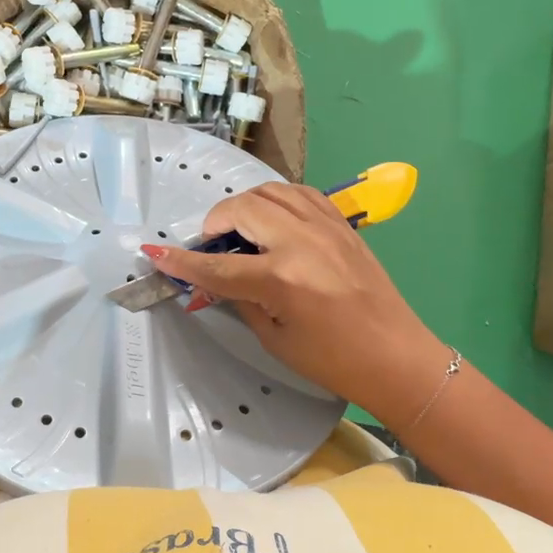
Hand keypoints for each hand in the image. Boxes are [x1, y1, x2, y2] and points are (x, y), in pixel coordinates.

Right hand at [144, 183, 442, 420]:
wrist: (397, 357)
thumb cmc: (334, 361)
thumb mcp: (275, 338)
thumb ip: (240, 299)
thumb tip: (213, 278)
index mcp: (282, 279)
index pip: (218, 264)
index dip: (182, 261)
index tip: (155, 253)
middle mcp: (301, 242)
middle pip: (241, 210)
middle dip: (215, 224)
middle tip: (213, 247)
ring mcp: (325, 227)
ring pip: (269, 191)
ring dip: (244, 205)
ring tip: (241, 231)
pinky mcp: (341, 223)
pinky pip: (299, 193)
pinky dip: (276, 200)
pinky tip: (273, 219)